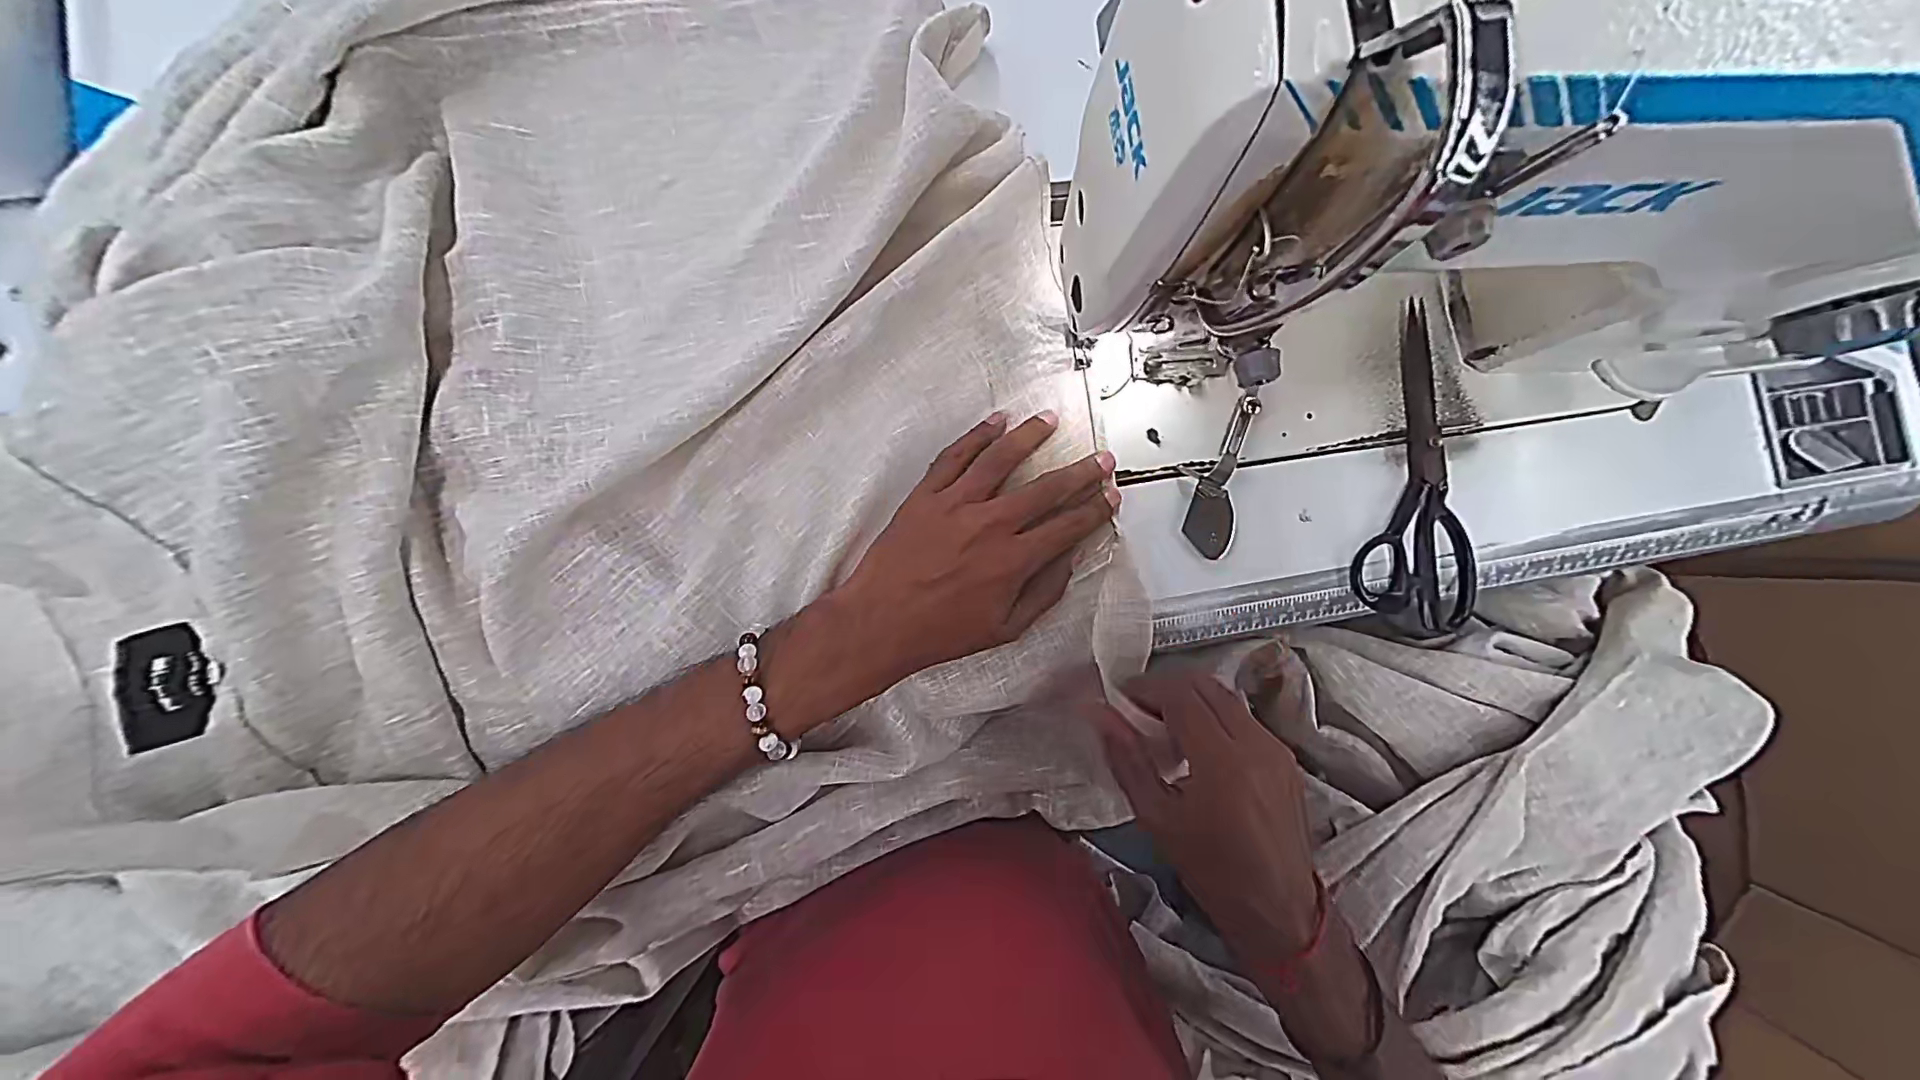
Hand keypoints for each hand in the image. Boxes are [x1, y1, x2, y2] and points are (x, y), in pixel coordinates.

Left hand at [831, 411, 1118, 683]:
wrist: (878, 623)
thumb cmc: (935, 630)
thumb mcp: (1004, 629)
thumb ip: (1043, 594)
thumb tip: (1066, 564)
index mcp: (1011, 561)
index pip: (1067, 526)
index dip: (1094, 509)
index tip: (1107, 497)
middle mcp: (988, 526)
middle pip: (1046, 488)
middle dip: (1080, 472)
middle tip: (1098, 459)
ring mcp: (955, 506)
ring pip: (1001, 459)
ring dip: (1030, 437)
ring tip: (1048, 421)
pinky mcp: (925, 497)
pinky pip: (954, 457)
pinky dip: (976, 436)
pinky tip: (994, 423)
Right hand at [1092, 669, 1321, 964]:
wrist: (1281, 912)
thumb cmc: (1213, 871)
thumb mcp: (1157, 817)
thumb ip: (1127, 758)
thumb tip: (1100, 715)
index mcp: (1223, 760)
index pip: (1180, 695)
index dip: (1145, 688)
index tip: (1119, 698)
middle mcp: (1255, 743)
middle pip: (1204, 685)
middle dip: (1166, 688)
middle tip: (1137, 709)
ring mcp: (1276, 748)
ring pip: (1225, 697)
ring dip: (1190, 700)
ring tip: (1163, 728)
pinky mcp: (1286, 758)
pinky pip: (1242, 717)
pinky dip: (1214, 716)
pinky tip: (1196, 746)